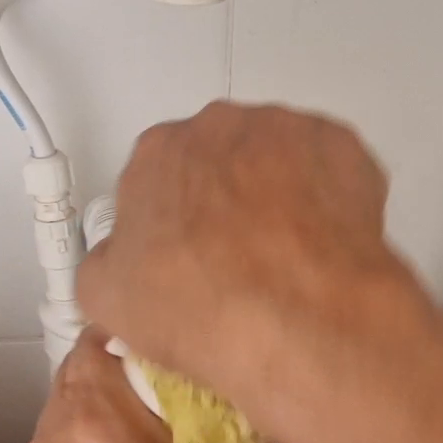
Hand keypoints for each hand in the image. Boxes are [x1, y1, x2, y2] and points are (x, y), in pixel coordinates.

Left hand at [22, 328, 259, 442]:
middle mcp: (52, 433)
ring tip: (151, 423)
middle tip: (170, 382)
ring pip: (68, 402)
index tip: (174, 341)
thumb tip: (209, 373)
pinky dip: (90, 433)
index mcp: (96, 416)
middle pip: (79, 366)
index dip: (140, 330)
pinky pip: (62, 439)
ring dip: (105, 399)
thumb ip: (209, 406)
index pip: (103, 335)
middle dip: (123, 365)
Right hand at [78, 101, 435, 437]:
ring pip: (273, 160)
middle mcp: (218, 128)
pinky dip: (324, 199)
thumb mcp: (107, 299)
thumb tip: (114, 268)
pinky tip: (316, 245)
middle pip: (216, 161)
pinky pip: (327, 169)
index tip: (178, 253)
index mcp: (156, 152)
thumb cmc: (210, 301)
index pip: (154, 178)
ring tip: (279, 258)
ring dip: (273, 196)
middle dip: (221, 201)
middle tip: (231, 259)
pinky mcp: (339, 148)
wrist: (300, 315)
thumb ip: (103, 263)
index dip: (166, 222)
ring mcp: (283, 132)